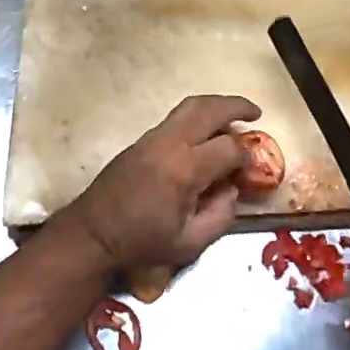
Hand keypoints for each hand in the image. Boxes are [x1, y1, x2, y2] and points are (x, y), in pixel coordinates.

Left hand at [59, 95, 256, 270]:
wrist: (94, 231)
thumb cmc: (142, 241)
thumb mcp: (189, 244)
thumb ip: (220, 217)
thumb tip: (232, 190)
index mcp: (184, 169)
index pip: (228, 147)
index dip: (246, 155)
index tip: (253, 167)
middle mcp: (169, 143)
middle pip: (208, 109)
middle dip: (235, 106)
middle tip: (255, 112)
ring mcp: (153, 137)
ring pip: (189, 106)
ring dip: (215, 105)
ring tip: (234, 113)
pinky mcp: (142, 139)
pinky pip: (175, 118)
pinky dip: (197, 116)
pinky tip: (205, 132)